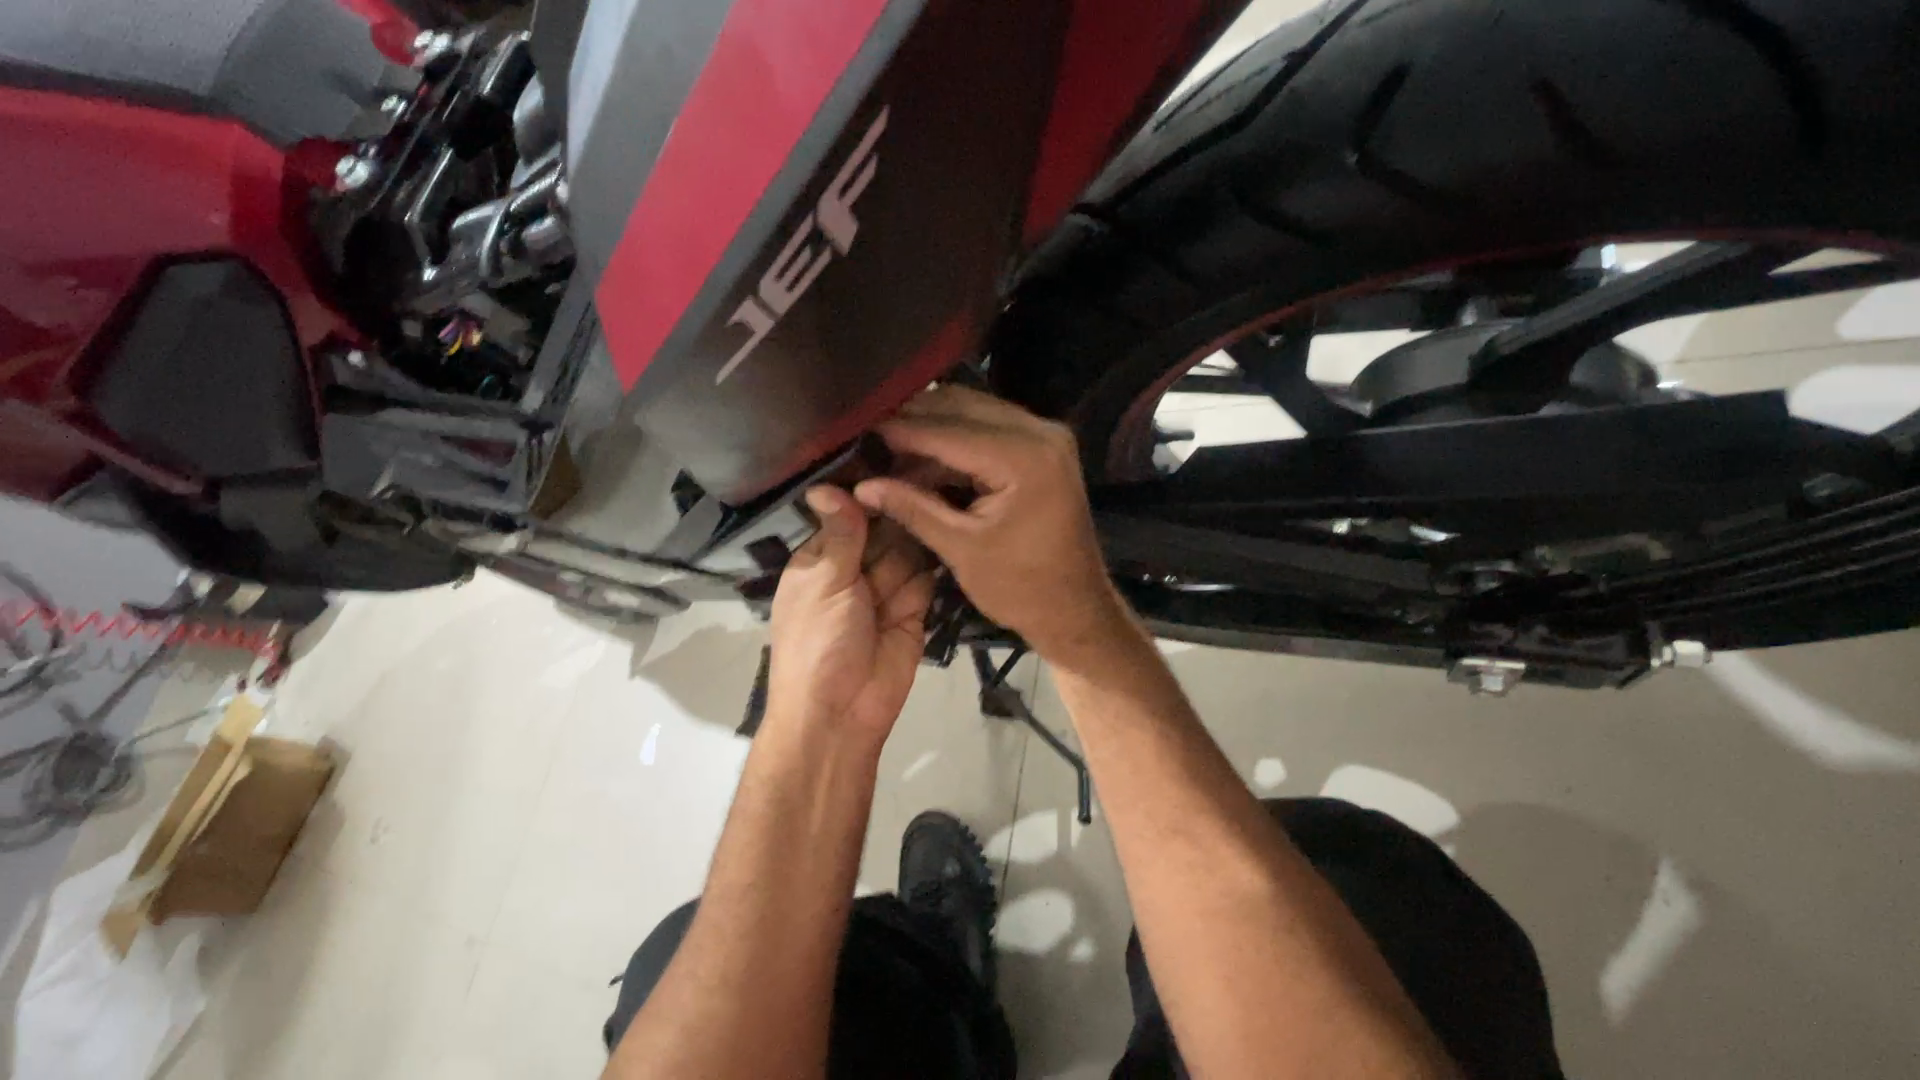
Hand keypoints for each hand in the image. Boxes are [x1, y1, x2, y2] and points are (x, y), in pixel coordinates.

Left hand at [767, 485, 936, 743]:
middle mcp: (852, 571)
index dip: (869, 492)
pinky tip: (957, 524)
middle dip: (901, 508)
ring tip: (951, 488)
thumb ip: (839, 535)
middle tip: (936, 466)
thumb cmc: (818, 643)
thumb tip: (824, 486)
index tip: (898, 453)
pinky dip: (937, 560)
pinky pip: (926, 578)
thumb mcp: (824, 582)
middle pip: (881, 530)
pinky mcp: (913, 610)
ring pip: (907, 550)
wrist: (841, 713)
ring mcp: (884, 591)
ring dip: (922, 529)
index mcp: (819, 560)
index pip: (846, 516)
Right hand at [852, 387, 1131, 663]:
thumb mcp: (961, 548)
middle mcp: (1041, 432)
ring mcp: (1046, 436)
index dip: (899, 429)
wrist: (1076, 609)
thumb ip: (912, 508)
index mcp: (1024, 458)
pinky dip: (956, 439)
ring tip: (888, 447)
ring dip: (933, 427)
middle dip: (913, 419)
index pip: (948, 430)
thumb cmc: (1021, 587)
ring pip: (974, 411)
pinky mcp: (1043, 447)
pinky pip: (990, 428)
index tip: (856, 429)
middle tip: (867, 434)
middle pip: (962, 406)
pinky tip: (921, 457)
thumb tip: (861, 485)